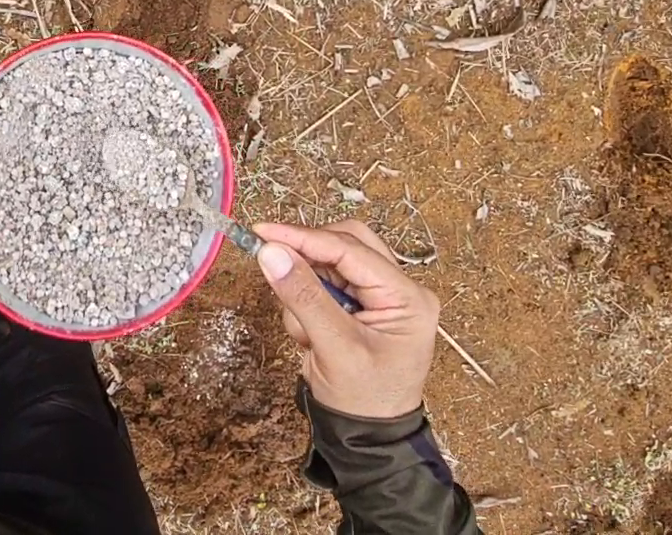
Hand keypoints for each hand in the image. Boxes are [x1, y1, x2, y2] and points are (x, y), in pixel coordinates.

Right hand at [252, 219, 438, 419]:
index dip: (303, 237)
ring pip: (329, 260)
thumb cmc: (364, 402)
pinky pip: (321, 281)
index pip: (350, 249)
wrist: (366, 440)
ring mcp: (377, 296)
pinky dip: (304, 300)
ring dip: (305, 284)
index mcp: (407, 297)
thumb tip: (271, 253)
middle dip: (307, 256)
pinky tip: (309, 334)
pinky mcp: (356, 304)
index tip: (263, 232)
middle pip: (344, 242)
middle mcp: (397, 289)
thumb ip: (303, 297)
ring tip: (305, 329)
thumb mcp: (334, 349)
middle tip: (272, 260)